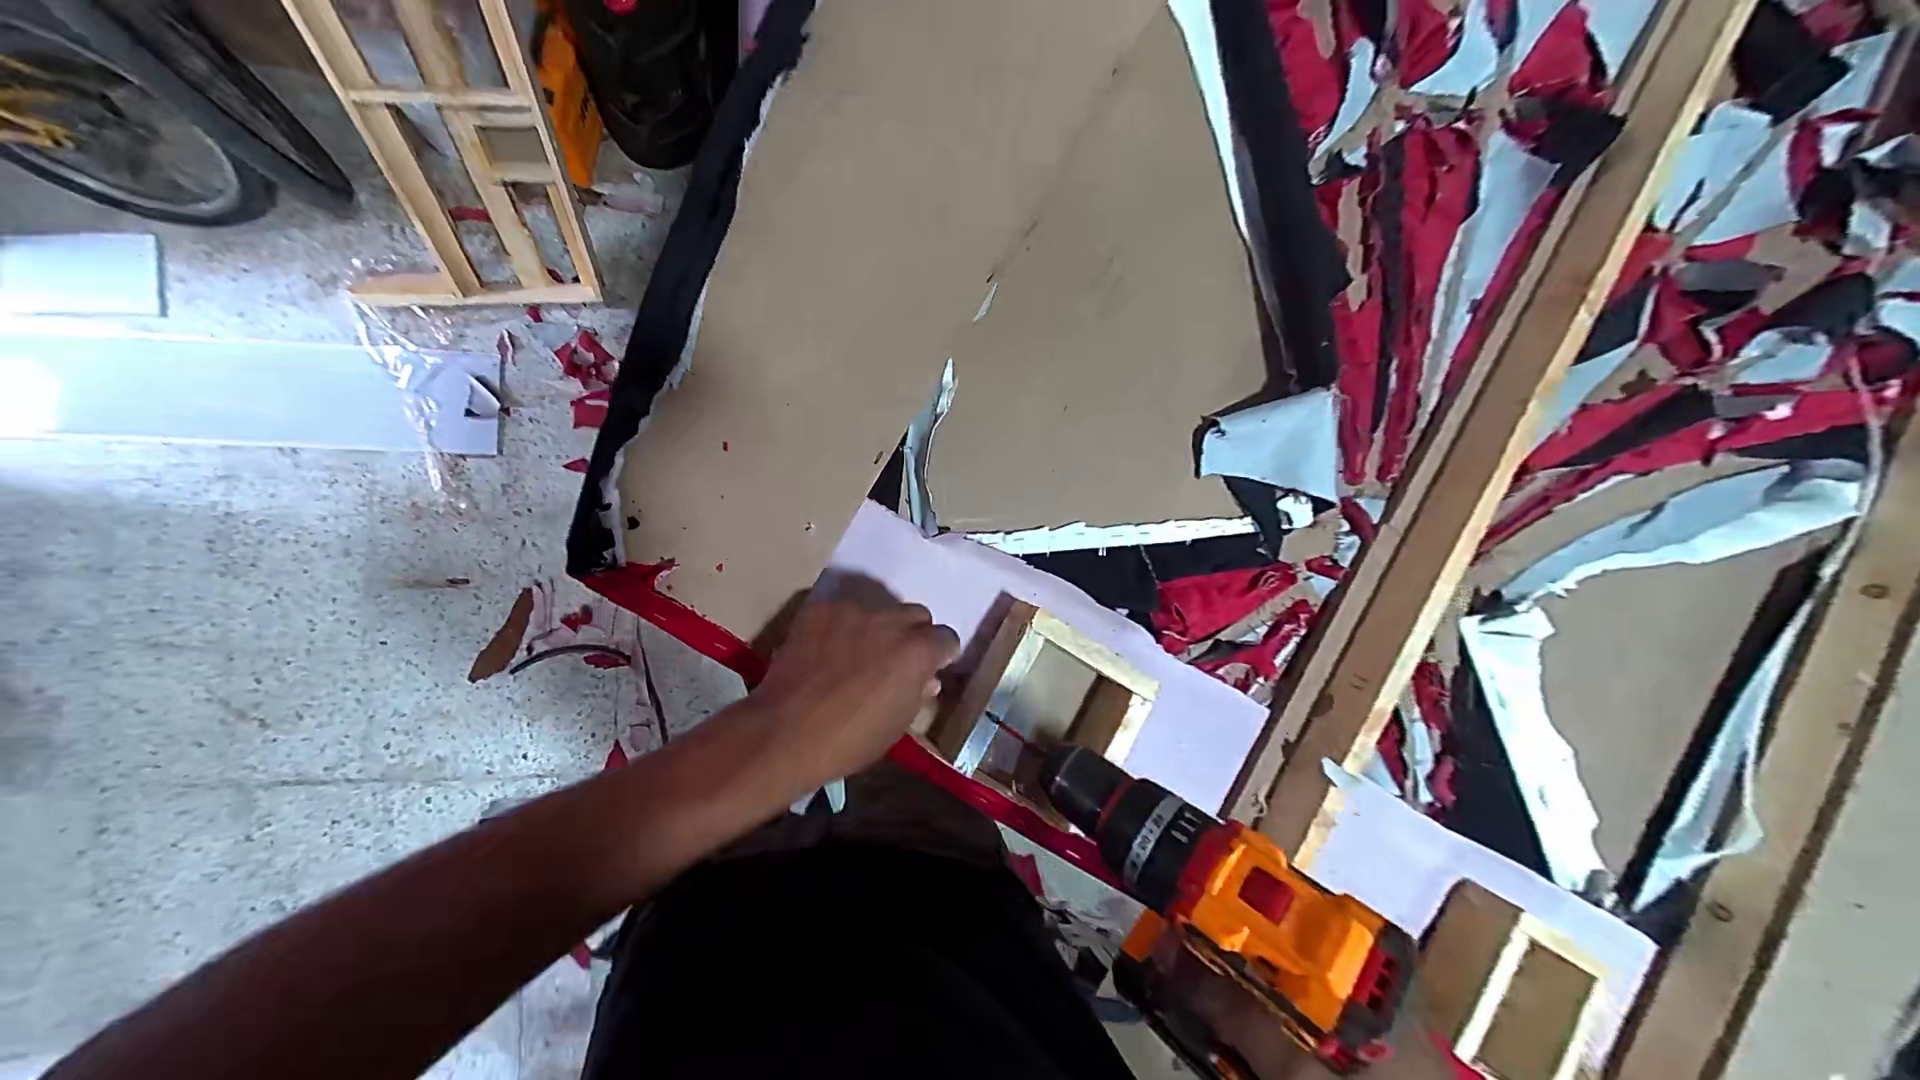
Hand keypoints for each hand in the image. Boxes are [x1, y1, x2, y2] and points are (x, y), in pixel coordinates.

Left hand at [742, 580, 960, 794]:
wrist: (784, 733)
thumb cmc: (848, 741)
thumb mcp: (896, 726)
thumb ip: (916, 694)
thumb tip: (925, 679)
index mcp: (917, 652)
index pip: (946, 638)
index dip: (939, 655)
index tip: (929, 668)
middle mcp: (890, 622)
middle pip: (916, 615)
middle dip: (912, 635)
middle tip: (893, 661)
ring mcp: (852, 612)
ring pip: (878, 611)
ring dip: (875, 630)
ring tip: (853, 657)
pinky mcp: (819, 610)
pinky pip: (841, 613)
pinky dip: (840, 628)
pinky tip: (824, 652)